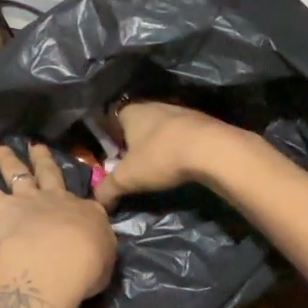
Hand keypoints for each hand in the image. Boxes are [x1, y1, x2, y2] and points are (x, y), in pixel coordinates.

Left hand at [0, 143, 115, 301]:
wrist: (61, 258)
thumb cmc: (89, 266)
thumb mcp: (106, 261)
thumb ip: (100, 251)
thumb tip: (97, 248)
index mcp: (89, 214)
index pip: (89, 207)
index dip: (87, 206)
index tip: (88, 205)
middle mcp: (59, 200)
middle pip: (51, 174)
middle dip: (43, 159)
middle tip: (36, 145)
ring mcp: (29, 200)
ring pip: (18, 173)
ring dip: (7, 159)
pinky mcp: (3, 209)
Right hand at [92, 102, 248, 207]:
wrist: (211, 149)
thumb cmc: (160, 157)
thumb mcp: (127, 178)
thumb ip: (107, 189)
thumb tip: (96, 202)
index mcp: (130, 111)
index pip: (112, 120)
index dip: (110, 140)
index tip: (112, 159)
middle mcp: (153, 105)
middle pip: (137, 125)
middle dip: (134, 144)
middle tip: (133, 167)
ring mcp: (179, 111)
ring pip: (160, 129)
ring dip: (157, 146)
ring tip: (157, 167)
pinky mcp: (200, 122)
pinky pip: (180, 135)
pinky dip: (177, 147)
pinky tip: (179, 163)